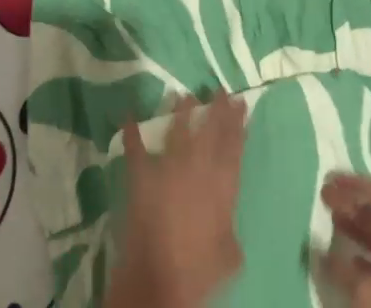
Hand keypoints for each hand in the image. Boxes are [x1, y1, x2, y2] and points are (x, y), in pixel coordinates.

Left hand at [108, 93, 246, 307]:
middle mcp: (198, 170)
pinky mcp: (141, 179)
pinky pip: (135, 150)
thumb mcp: (230, 254)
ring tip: (185, 95)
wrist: (159, 281)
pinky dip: (132, 133)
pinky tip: (129, 115)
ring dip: (181, 112)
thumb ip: (230, 229)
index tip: (241, 103)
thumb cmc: (199, 271)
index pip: (234, 147)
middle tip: (221, 90)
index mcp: (223, 186)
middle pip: (210, 132)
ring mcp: (168, 171)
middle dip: (217, 109)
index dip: (239, 123)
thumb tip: (227, 222)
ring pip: (177, 132)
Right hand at [317, 173, 370, 307]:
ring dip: (359, 227)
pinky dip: (369, 250)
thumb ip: (340, 268)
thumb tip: (316, 247)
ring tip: (334, 223)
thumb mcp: (366, 292)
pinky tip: (353, 258)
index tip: (328, 178)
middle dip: (351, 204)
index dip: (350, 183)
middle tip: (325, 200)